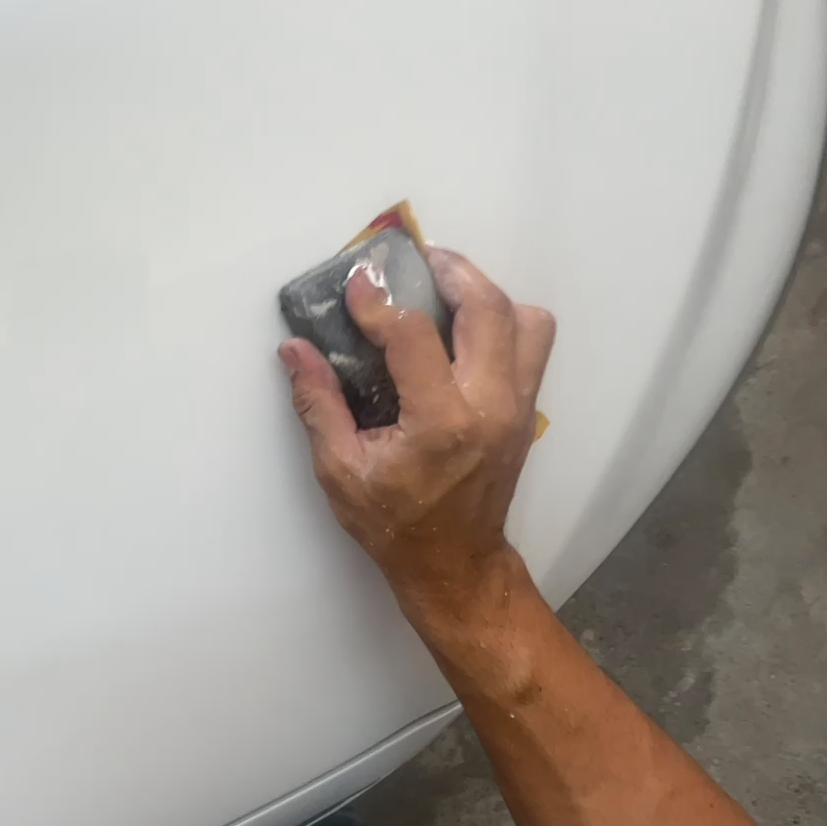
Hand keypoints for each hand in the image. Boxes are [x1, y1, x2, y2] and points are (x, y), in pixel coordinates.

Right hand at [278, 248, 554, 676]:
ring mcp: (517, 407)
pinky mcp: (525, 411)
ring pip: (527, 321)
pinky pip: (532, 345)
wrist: (454, 563)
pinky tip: (463, 330)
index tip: (357, 283)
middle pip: (490, 309)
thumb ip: (317, 404)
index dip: (380, 303)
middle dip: (451, 272)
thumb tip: (294, 350)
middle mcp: (490, 406)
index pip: (414, 337)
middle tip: (415, 261)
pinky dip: (504, 321)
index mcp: (440, 423)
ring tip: (446, 289)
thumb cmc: (393, 524)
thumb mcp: (339, 470)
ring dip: (487, 293)